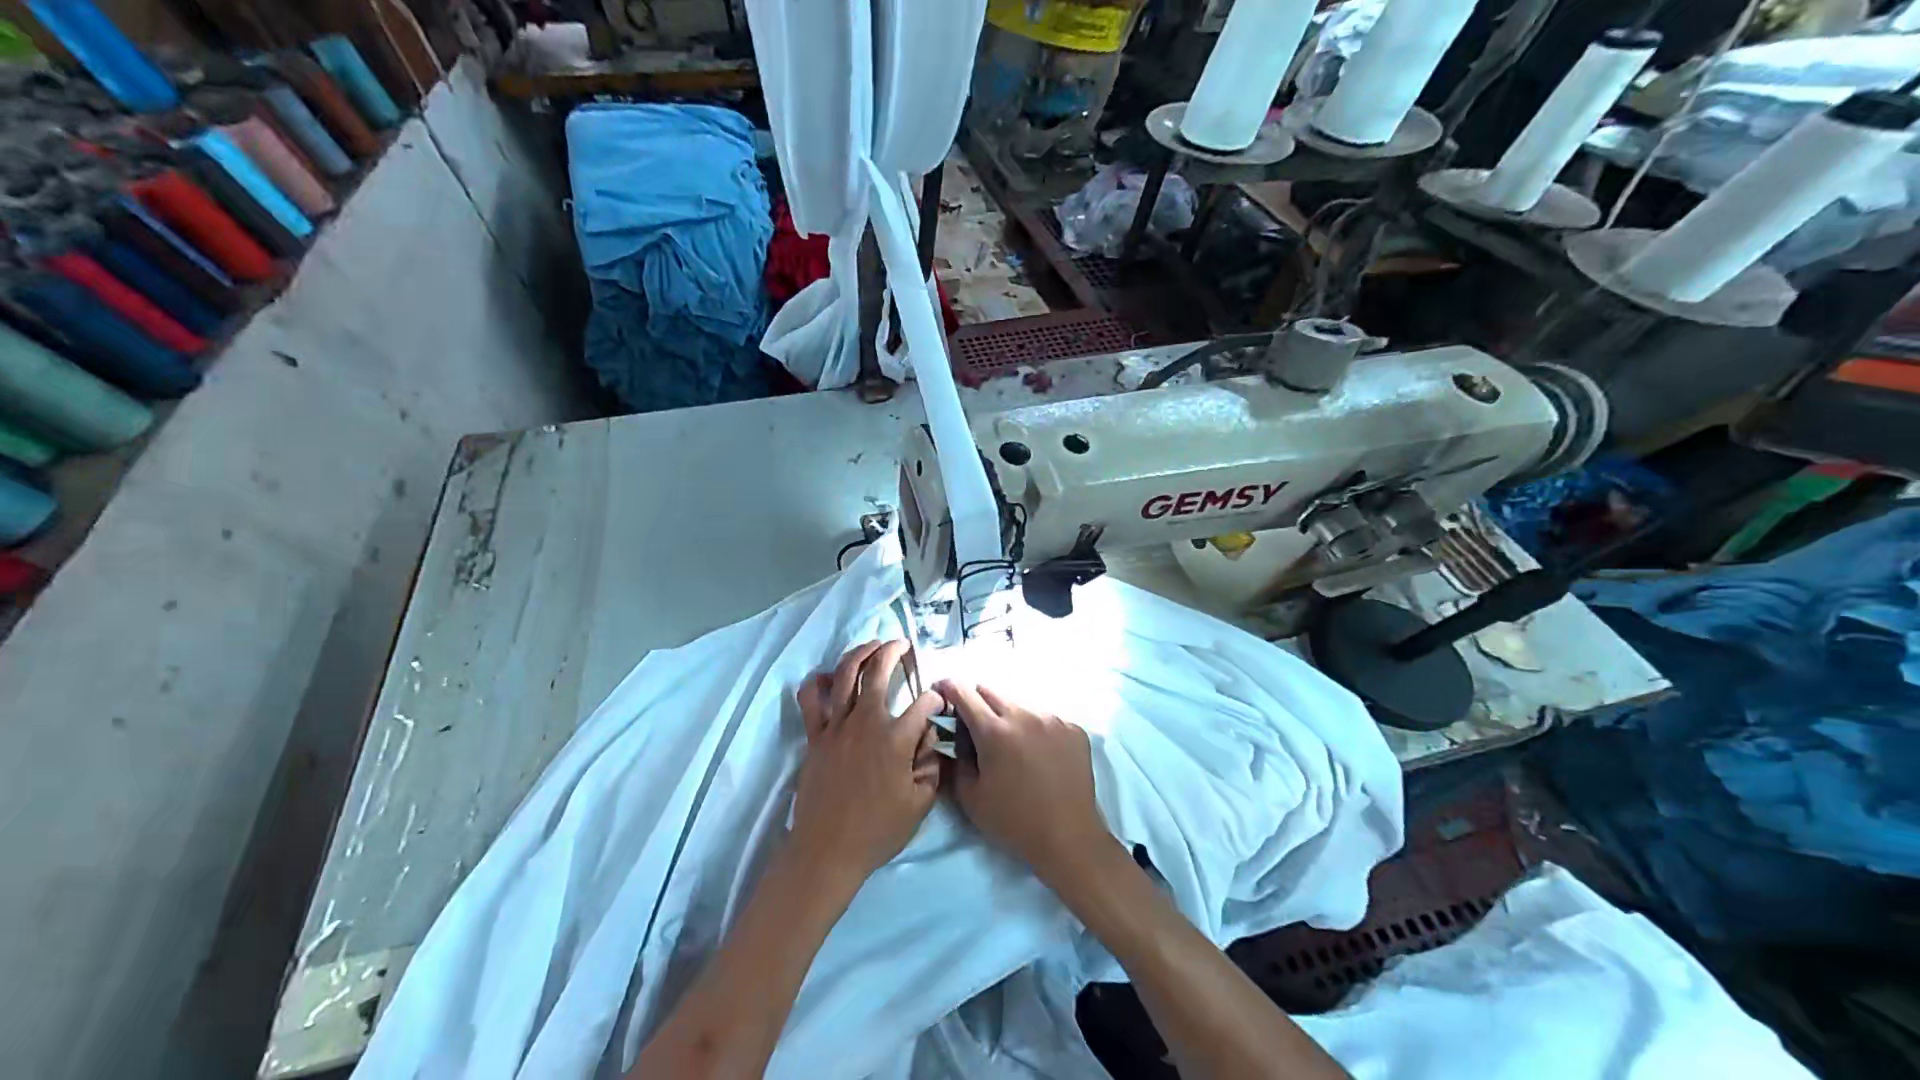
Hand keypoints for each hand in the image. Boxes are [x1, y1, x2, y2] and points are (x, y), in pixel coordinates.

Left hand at [790, 641, 944, 879]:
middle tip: (903, 645)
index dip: (935, 700)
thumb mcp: (920, 804)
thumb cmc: (877, 830)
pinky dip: (819, 681)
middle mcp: (866, 722)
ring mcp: (836, 725)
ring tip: (873, 645)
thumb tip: (929, 740)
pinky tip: (830, 676)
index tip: (938, 704)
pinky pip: (812, 698)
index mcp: (897, 738)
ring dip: (861, 653)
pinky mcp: (815, 735)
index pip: (924, 704)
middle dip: (895, 651)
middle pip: (880, 671)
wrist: (827, 849)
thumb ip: (931, 766)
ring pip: (846, 674)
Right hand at [936, 681, 1113, 887]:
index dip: (949, 689)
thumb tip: (954, 733)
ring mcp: (1053, 721)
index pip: (964, 694)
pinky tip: (1040, 757)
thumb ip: (956, 757)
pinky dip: (1036, 731)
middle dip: (978, 705)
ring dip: (1009, 720)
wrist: (1068, 838)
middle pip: (992, 694)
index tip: (941, 689)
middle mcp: (1024, 716)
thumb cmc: (1012, 821)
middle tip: (976, 729)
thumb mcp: (970, 795)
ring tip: (1013, 750)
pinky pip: (1046, 721)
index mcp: (994, 731)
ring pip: (1020, 708)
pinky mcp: (1074, 730)